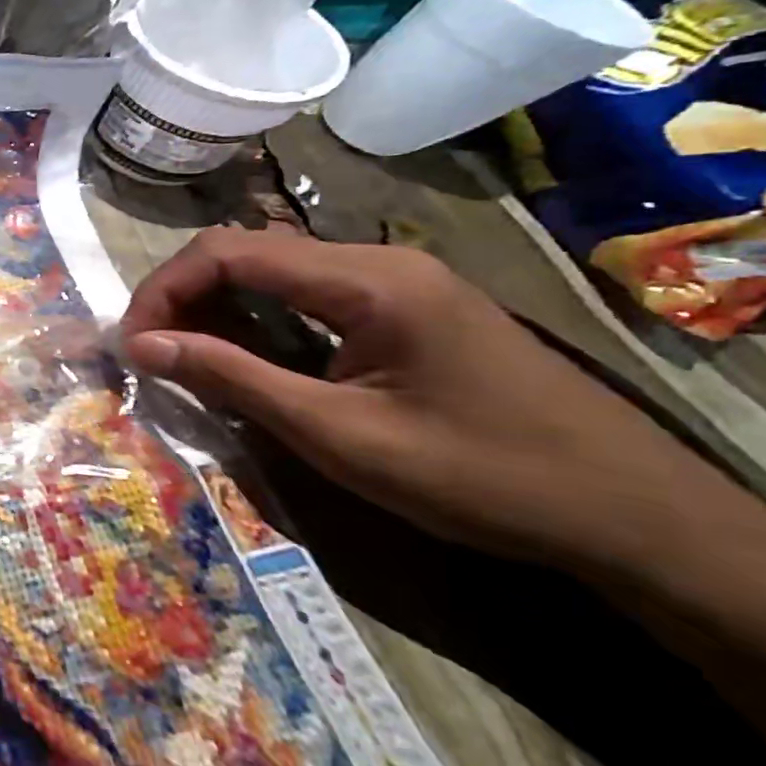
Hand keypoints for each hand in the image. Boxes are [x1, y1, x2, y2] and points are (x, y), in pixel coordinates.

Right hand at [121, 228, 749, 573]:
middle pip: (248, 249)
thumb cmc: (480, 477)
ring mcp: (394, 279)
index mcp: (365, 278)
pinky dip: (259, 315)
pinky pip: (308, 291)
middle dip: (185, 294)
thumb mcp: (339, 435)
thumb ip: (234, 379)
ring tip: (185, 353)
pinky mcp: (404, 306)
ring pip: (274, 267)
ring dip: (218, 304)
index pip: (230, 251)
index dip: (165, 289)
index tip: (132, 342)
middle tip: (152, 351)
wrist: (633, 516)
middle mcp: (375, 260)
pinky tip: (247, 354)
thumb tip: (142, 345)